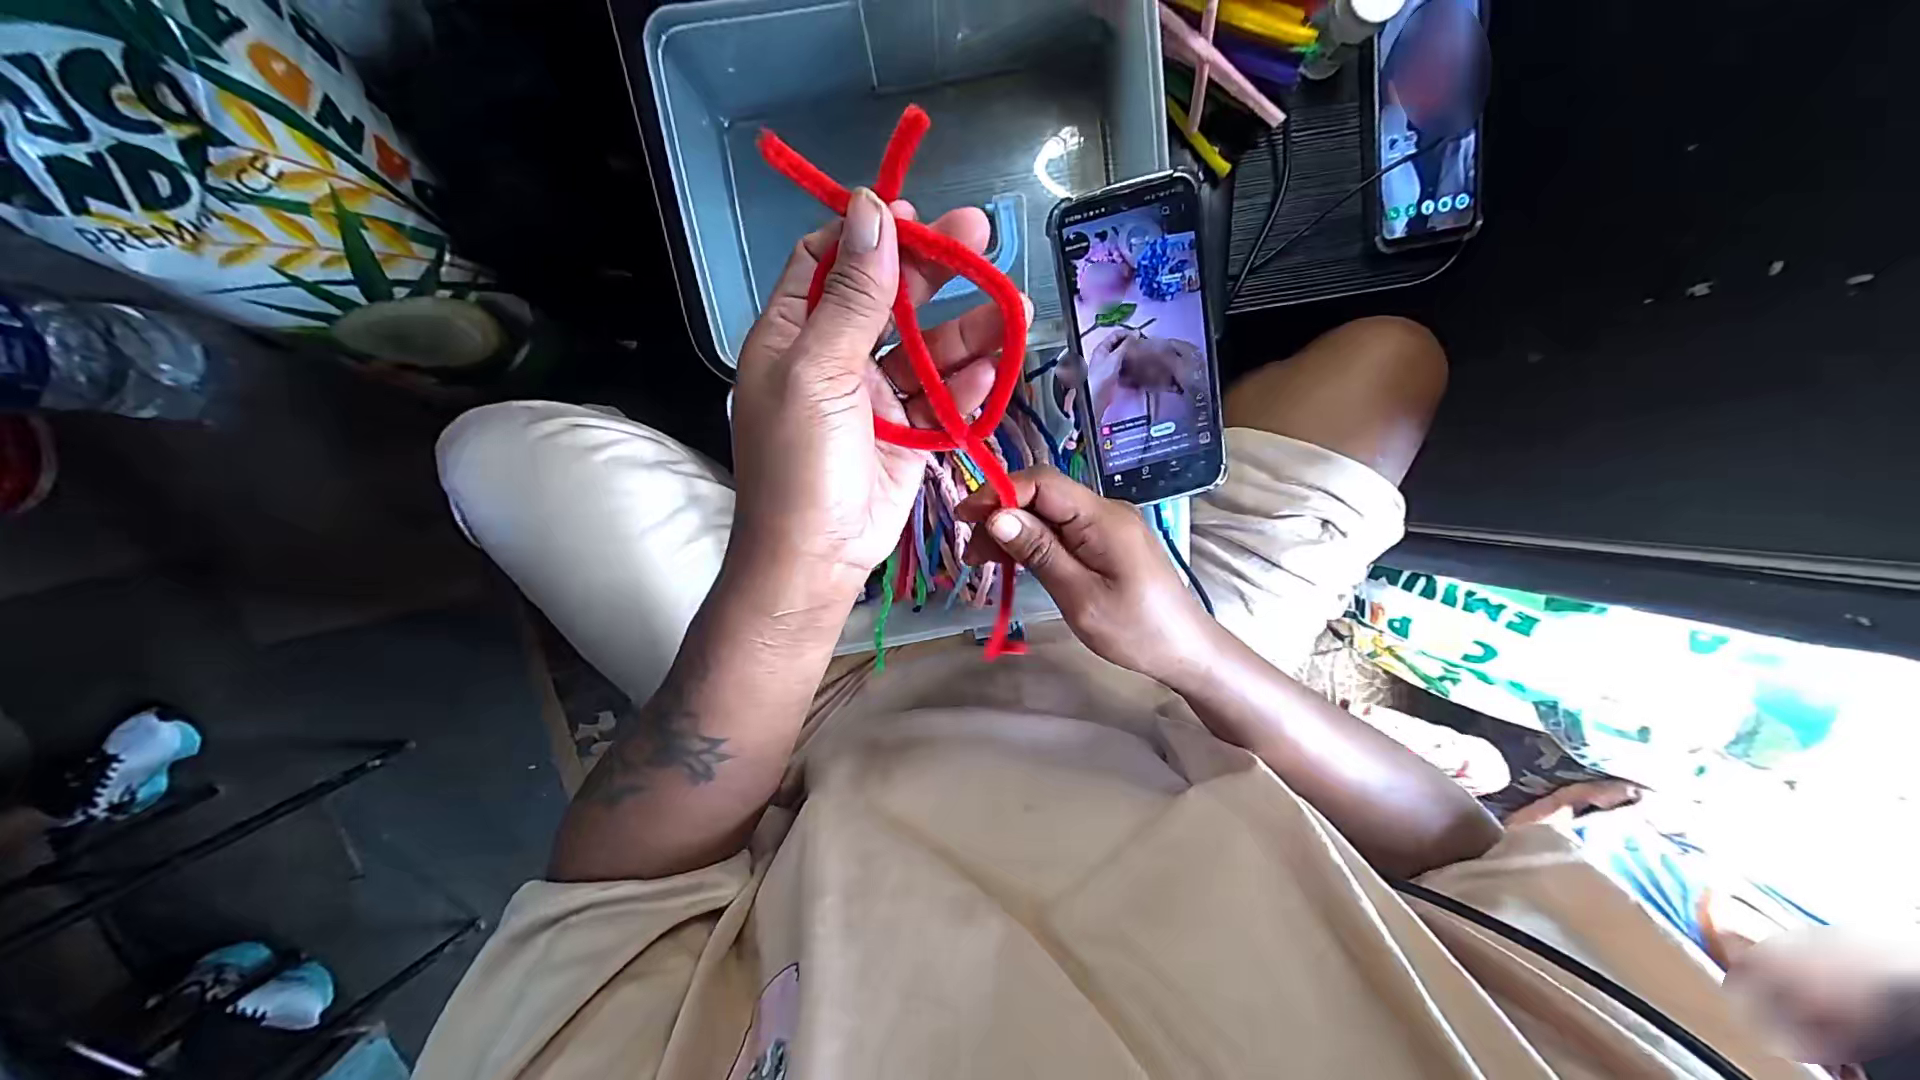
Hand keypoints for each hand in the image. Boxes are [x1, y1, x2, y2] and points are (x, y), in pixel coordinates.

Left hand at [731, 187, 1029, 593]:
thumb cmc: (801, 462)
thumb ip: (850, 296)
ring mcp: (876, 397)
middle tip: (982, 236)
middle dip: (934, 269)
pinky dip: (966, 385)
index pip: (827, 262)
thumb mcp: (817, 371)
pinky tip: (991, 369)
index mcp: (795, 334)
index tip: (911, 216)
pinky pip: (942, 398)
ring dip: (968, 330)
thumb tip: (870, 210)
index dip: (868, 235)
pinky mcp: (909, 433)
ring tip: (1016, 310)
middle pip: (888, 297)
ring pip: (927, 350)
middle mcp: (835, 358)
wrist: (817, 556)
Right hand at [956, 466, 1218, 686]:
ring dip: (1012, 530)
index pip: (1042, 482)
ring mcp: (1106, 525)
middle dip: (1000, 514)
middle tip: (970, 553)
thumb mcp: (1080, 596)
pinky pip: (1061, 529)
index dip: (999, 492)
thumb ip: (1039, 552)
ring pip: (1047, 512)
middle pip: (1042, 494)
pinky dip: (1032, 541)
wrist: (1186, 650)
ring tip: (982, 561)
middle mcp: (1104, 510)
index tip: (965, 518)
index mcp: (1102, 517)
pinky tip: (1012, 560)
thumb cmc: (1136, 630)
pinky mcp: (1104, 541)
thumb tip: (997, 516)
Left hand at [1087, 326, 1136, 389]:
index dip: (1127, 333)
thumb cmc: (1103, 374)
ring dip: (1130, 353)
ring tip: (1141, 353)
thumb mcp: (1115, 357)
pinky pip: (1121, 364)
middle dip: (1129, 343)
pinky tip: (1136, 364)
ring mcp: (1107, 364)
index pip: (1115, 334)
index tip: (1140, 336)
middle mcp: (1103, 354)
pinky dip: (1128, 363)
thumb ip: (1126, 345)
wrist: (1096, 396)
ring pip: (1120, 354)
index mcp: (1102, 347)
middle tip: (1142, 344)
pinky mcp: (1111, 374)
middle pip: (1118, 344)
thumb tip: (1136, 332)